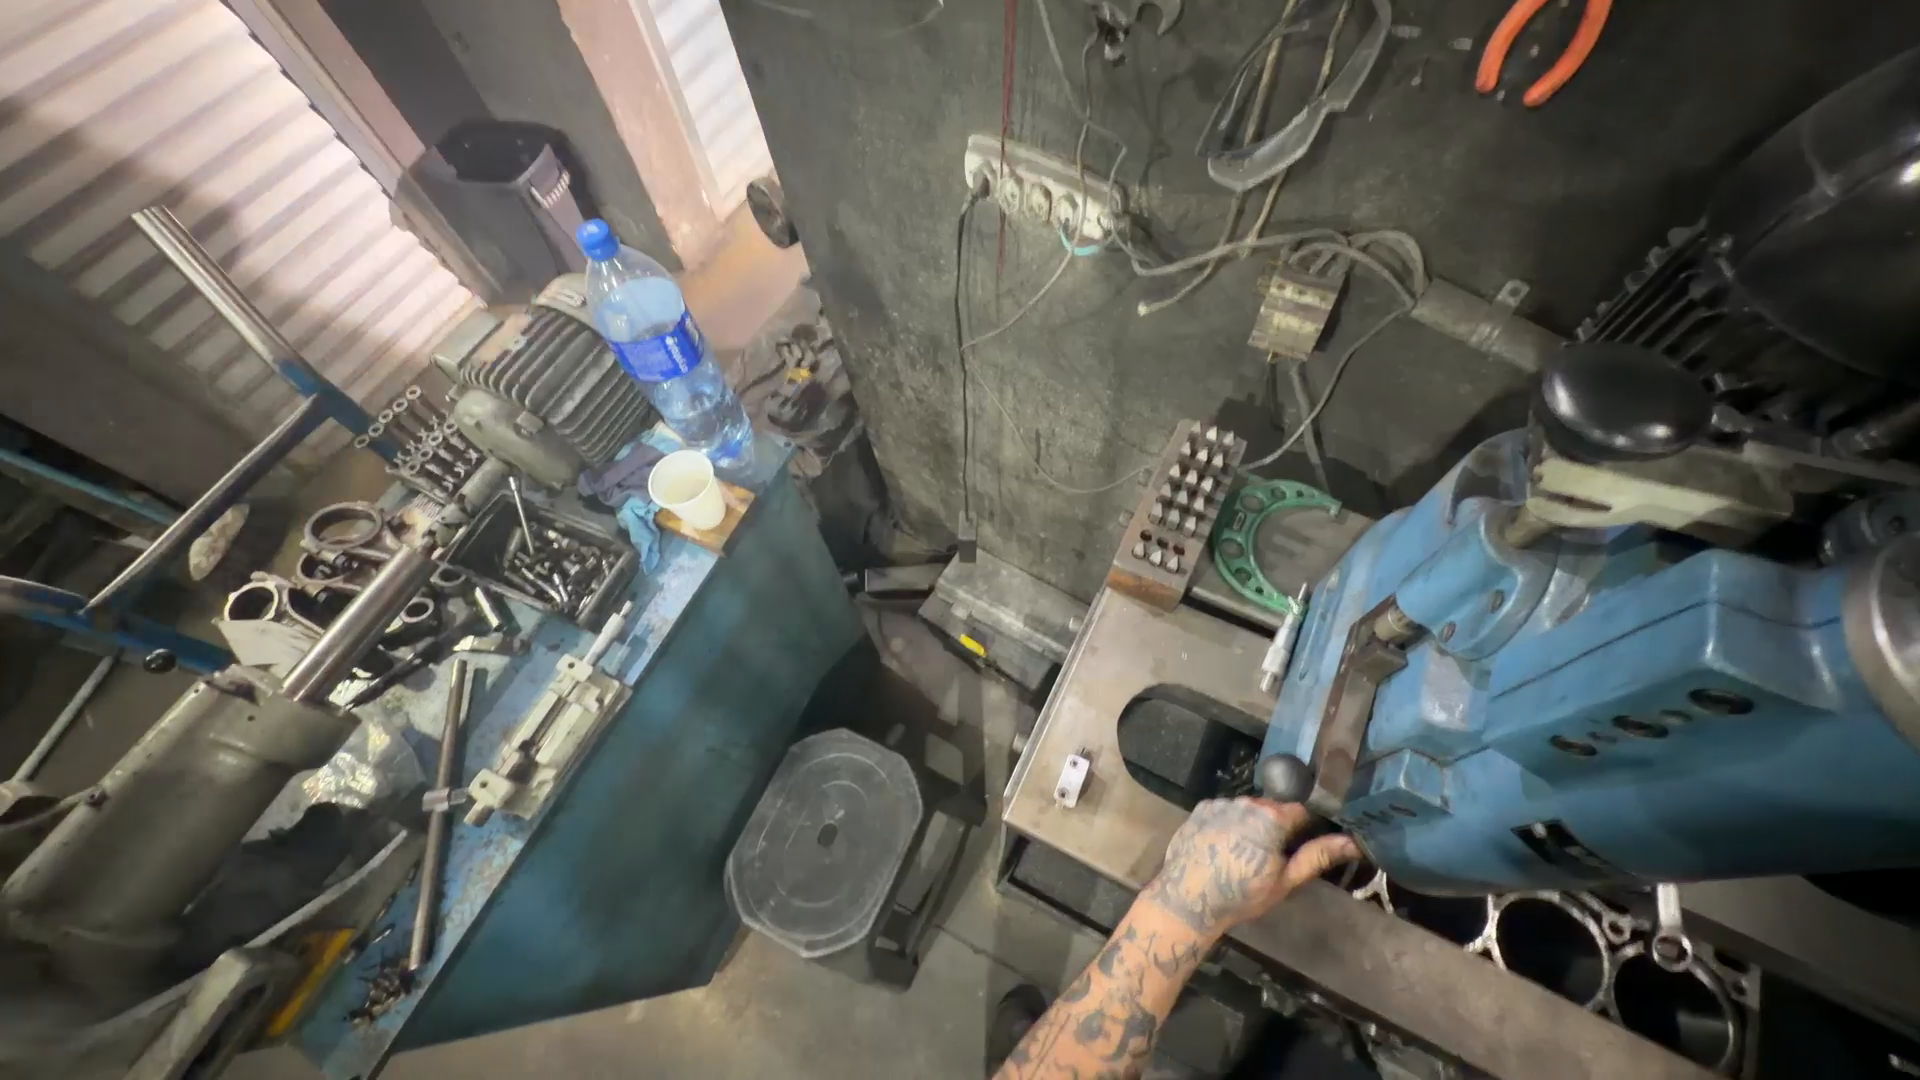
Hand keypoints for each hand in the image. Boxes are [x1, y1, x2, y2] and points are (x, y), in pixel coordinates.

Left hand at [1141, 797, 1359, 939]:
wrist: (1188, 896)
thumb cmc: (1242, 893)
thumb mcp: (1285, 880)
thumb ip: (1317, 856)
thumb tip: (1354, 842)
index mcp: (1270, 817)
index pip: (1301, 809)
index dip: (1307, 824)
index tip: (1307, 839)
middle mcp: (1246, 802)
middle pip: (1272, 807)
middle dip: (1277, 825)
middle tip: (1274, 854)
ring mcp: (1221, 802)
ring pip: (1247, 808)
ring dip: (1252, 823)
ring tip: (1246, 852)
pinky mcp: (1201, 807)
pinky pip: (1225, 810)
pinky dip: (1229, 822)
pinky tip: (1225, 845)